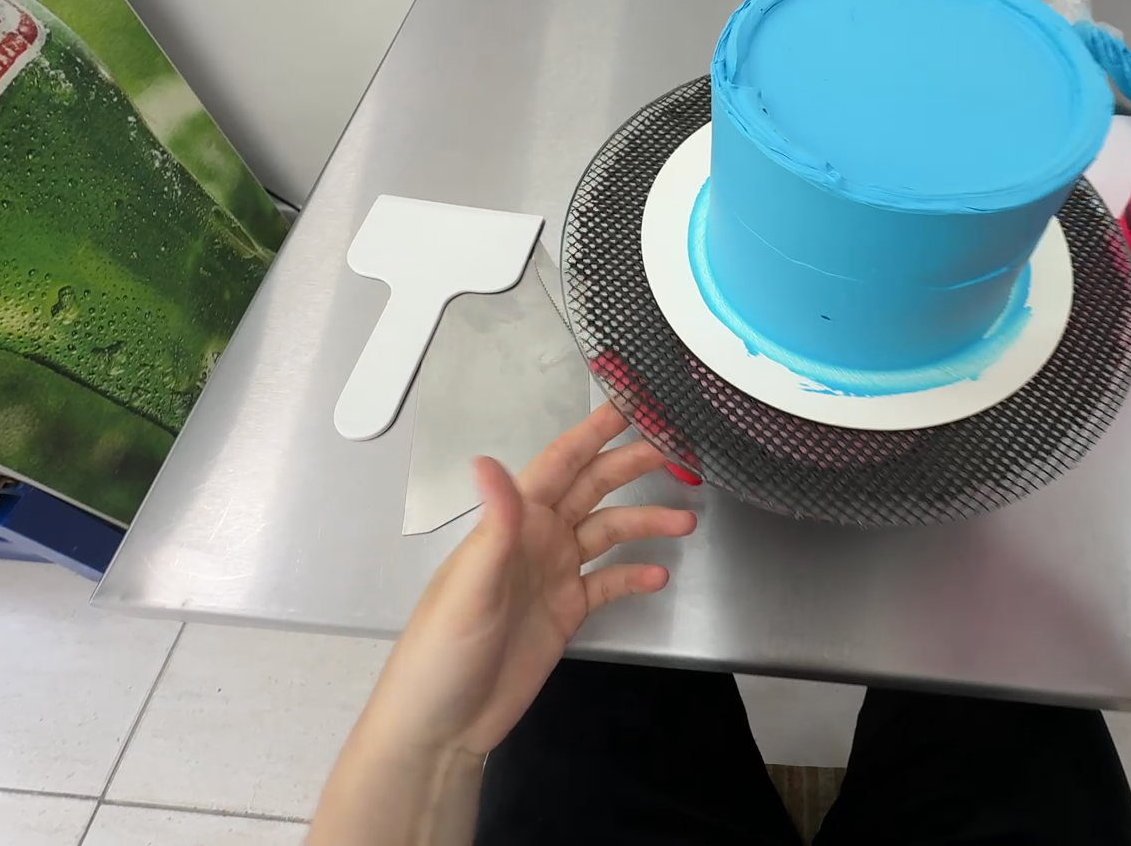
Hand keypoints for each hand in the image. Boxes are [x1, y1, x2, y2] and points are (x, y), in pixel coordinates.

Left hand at [357, 405, 695, 758]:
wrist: (444, 725)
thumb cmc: (446, 647)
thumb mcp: (471, 583)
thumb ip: (495, 523)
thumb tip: (488, 460)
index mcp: (516, 520)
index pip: (561, 463)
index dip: (593, 432)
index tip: (628, 405)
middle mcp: (540, 536)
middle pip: (593, 488)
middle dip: (631, 466)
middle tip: (676, 453)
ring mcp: (556, 572)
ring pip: (609, 532)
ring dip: (646, 522)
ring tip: (686, 522)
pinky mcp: (568, 608)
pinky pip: (609, 581)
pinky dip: (634, 575)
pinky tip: (659, 576)